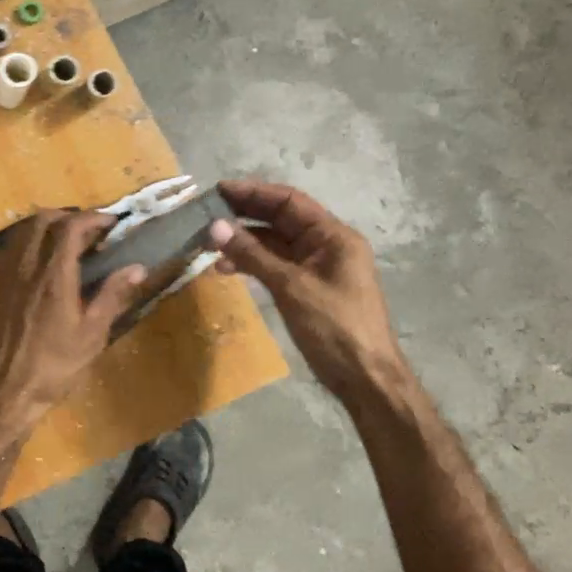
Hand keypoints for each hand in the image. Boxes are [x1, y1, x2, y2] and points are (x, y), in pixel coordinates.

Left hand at [0, 210, 147, 443]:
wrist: (7, 387)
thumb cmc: (56, 365)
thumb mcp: (92, 334)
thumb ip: (112, 295)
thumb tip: (137, 268)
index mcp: (54, 275)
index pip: (70, 227)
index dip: (92, 218)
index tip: (112, 223)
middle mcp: (27, 265)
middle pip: (43, 219)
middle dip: (69, 216)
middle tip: (91, 232)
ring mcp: (8, 272)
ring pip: (24, 229)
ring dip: (48, 225)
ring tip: (70, 241)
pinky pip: (12, 246)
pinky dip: (30, 239)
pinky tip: (44, 258)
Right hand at [207, 179, 408, 405]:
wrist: (366, 381)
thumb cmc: (335, 328)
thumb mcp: (291, 287)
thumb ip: (252, 254)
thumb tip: (214, 225)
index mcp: (334, 237)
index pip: (289, 201)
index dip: (253, 192)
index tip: (217, 190)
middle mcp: (327, 245)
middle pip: (279, 219)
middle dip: (243, 215)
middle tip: (205, 214)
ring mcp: (317, 267)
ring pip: (273, 242)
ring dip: (242, 241)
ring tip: (208, 245)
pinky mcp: (306, 287)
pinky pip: (273, 264)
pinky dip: (250, 263)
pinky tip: (225, 269)